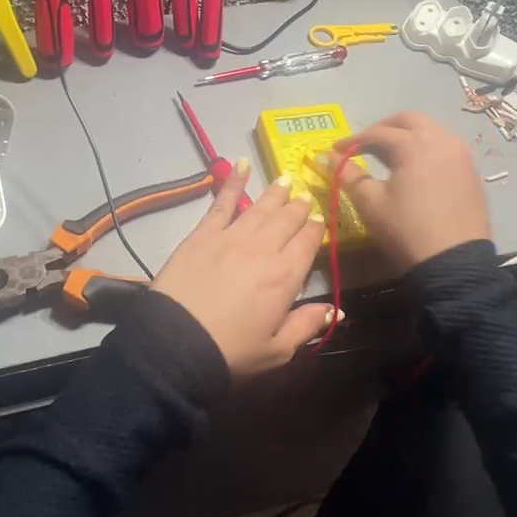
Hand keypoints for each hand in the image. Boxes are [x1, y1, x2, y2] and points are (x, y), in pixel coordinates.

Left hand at [152, 159, 339, 376]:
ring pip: (260, 207)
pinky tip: (240, 164)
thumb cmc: (231, 352)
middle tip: (306, 195)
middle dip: (299, 206)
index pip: (308, 242)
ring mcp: (232, 236)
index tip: (321, 218)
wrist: (178, 342)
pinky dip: (232, 181)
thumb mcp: (277, 350)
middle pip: (287, 220)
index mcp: (286, 276)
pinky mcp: (203, 233)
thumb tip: (338, 309)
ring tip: (286, 179)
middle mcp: (263, 248)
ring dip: (276, 192)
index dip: (316, 228)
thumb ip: (307, 325)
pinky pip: (221, 202)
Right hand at [322, 111, 491, 270]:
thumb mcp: (372, 203)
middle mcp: (442, 141)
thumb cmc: (408, 230)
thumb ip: (349, 175)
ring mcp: (462, 156)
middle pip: (409, 120)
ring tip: (390, 155)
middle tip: (365, 143)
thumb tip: (328, 158)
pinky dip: (427, 149)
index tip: (335, 150)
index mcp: (415, 145)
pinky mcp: (472, 173)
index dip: (353, 140)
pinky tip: (416, 169)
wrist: (456, 265)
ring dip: (408, 135)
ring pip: (431, 131)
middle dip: (384, 127)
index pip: (378, 133)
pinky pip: (446, 148)